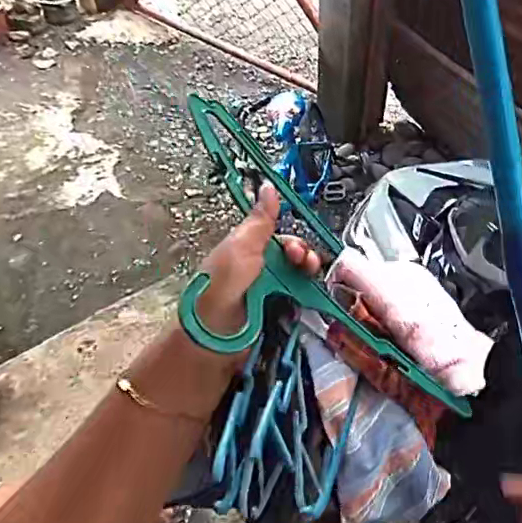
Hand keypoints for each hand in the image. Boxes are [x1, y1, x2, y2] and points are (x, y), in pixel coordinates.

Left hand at [193, 183, 320, 337]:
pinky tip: (309, 305)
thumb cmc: (221, 288)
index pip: (283, 242)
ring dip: (309, 283)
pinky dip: (307, 304)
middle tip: (306, 267)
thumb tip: (268, 186)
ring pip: (301, 284)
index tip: (298, 253)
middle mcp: (260, 273)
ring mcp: (268, 297)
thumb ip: (260, 219)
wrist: (212, 336)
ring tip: (309, 287)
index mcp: (249, 251)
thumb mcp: (241, 246)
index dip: (295, 245)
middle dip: (306, 262)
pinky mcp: (275, 320)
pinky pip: (300, 307)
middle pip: (296, 262)